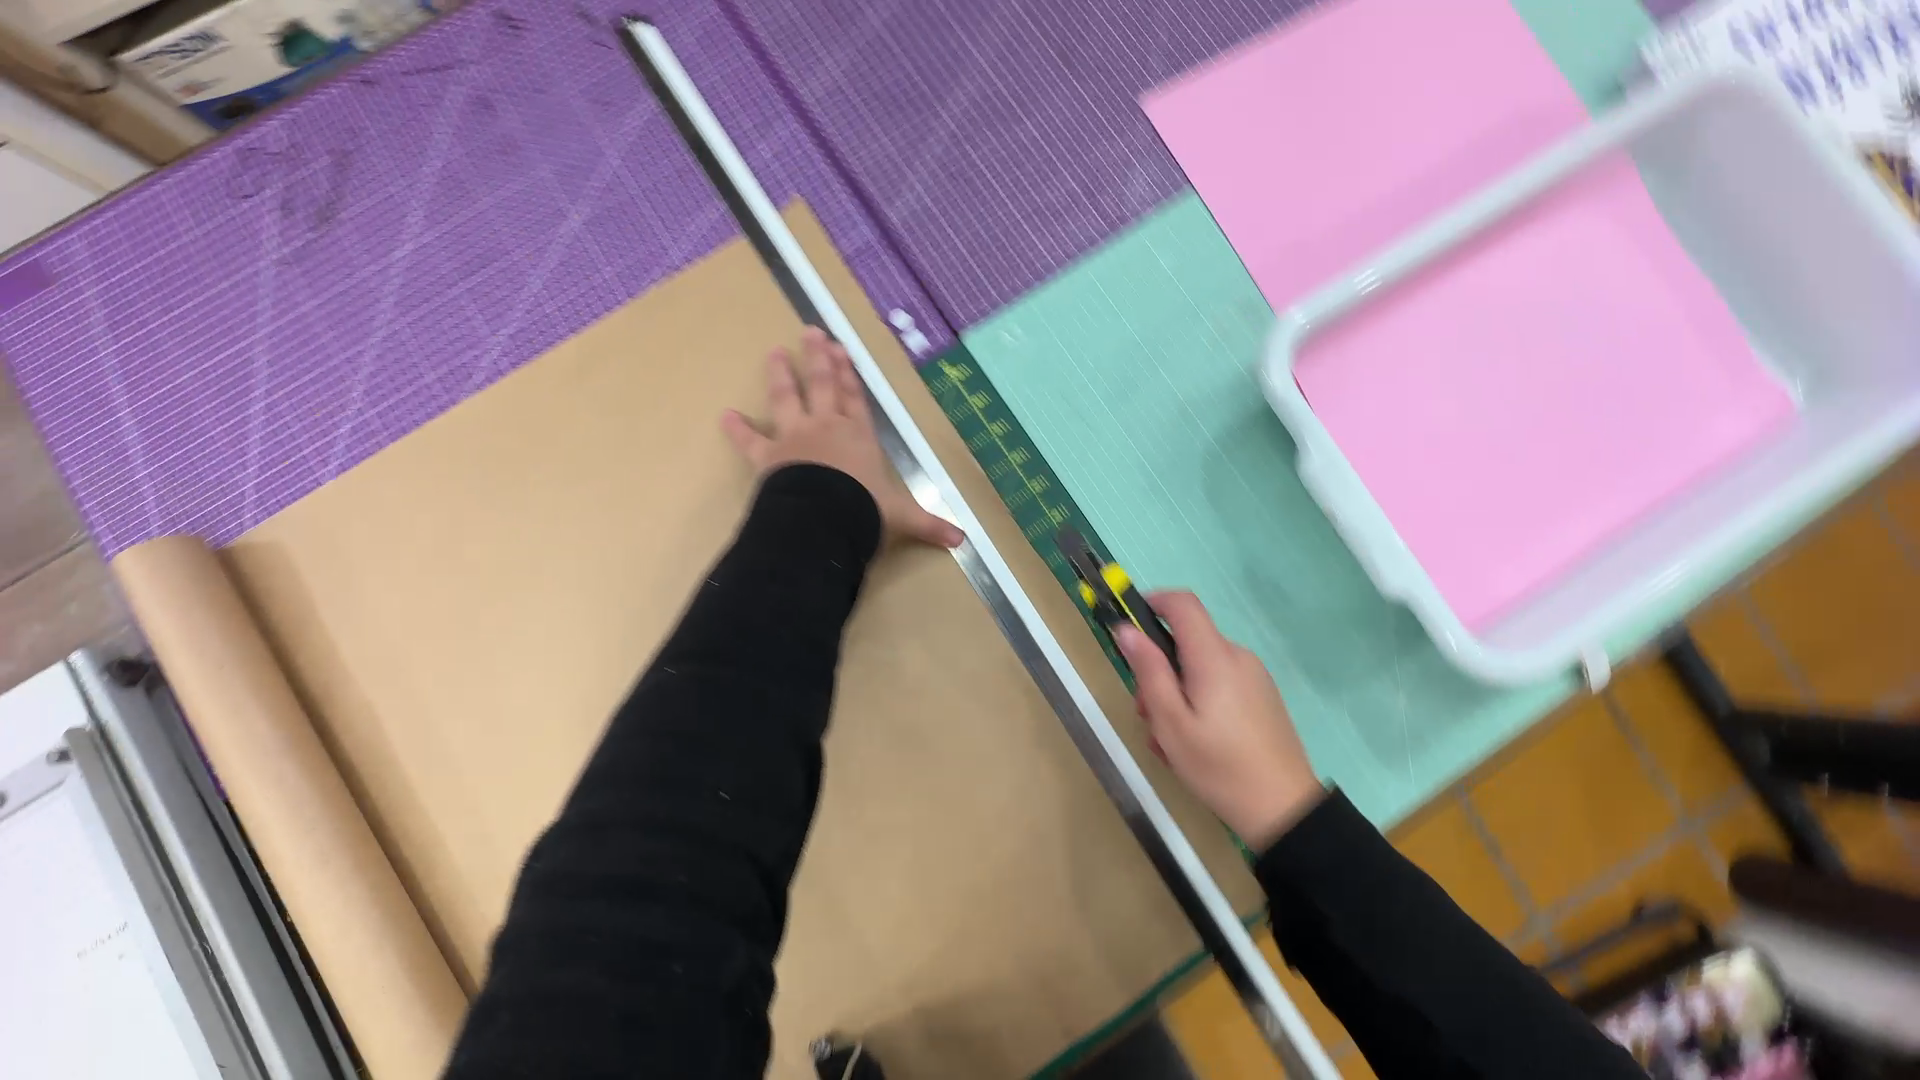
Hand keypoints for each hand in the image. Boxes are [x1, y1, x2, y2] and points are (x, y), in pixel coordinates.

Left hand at [723, 328, 962, 548]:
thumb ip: (929, 525)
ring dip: (781, 376)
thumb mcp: (901, 517)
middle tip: (810, 332)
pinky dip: (737, 429)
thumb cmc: (864, 510)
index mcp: (859, 437)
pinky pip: (750, 440)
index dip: (850, 375)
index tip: (843, 350)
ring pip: (787, 399)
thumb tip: (961, 541)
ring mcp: (795, 438)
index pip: (856, 400)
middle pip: (823, 386)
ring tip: (774, 353)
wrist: (824, 520)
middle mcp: (827, 428)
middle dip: (818, 358)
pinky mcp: (769, 456)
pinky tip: (725, 415)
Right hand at [1115, 591, 1323, 850]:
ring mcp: (1253, 677)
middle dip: (1157, 670)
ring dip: (1175, 693)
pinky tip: (1194, 744)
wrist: (1283, 808)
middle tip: (1145, 715)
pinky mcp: (1261, 697)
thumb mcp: (1170, 722)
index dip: (1151, 602)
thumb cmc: (1218, 766)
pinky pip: (1219, 685)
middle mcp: (1237, 657)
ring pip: (1199, 668)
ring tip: (1169, 742)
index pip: (1182, 604)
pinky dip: (1197, 703)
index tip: (1128, 626)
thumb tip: (1127, 630)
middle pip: (1186, 643)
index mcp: (1214, 657)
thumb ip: (1148, 671)